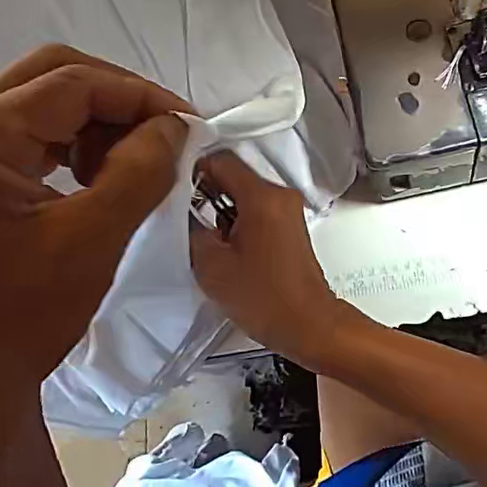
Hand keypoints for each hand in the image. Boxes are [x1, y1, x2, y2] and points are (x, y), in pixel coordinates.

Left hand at [0, 45, 190, 441]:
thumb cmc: (23, 320)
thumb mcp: (94, 239)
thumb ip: (141, 168)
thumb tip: (174, 124)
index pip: (68, 84)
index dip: (137, 95)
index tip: (188, 122)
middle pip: (47, 80)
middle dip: (115, 101)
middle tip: (165, 132)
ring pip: (37, 106)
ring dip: (92, 124)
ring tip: (134, 161)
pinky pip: (23, 139)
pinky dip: (67, 147)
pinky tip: (97, 175)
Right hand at [188, 150, 359, 365]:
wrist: (308, 326)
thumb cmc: (265, 299)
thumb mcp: (211, 265)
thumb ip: (192, 229)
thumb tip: (186, 213)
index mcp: (261, 197)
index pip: (221, 160)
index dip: (193, 170)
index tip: (177, 189)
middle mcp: (280, 195)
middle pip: (233, 175)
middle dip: (206, 194)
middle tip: (188, 220)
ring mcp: (288, 210)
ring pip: (244, 193)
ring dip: (222, 210)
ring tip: (209, 241)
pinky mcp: (289, 226)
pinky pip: (257, 209)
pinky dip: (238, 221)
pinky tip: (227, 249)